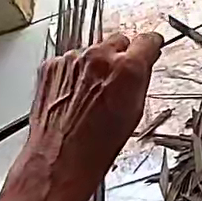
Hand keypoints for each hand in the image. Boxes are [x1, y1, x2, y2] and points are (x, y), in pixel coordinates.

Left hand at [0, 31, 161, 200]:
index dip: (150, 46)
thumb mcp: (134, 113)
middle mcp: (98, 58)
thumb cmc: (96, 147)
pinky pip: (69, 62)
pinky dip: (73, 75)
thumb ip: (140, 81)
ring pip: (92, 52)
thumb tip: (143, 65)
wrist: (58, 161)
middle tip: (118, 80)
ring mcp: (71, 60)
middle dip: (121, 57)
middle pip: (118, 42)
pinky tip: (74, 98)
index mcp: (126, 69)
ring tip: (91, 97)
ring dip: (95, 67)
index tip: (149, 48)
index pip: (147, 39)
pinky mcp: (51, 66)